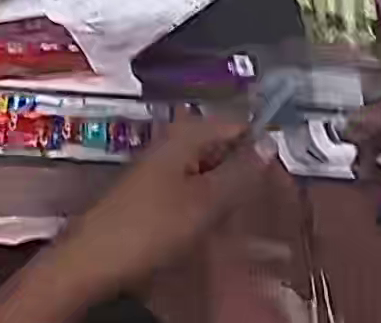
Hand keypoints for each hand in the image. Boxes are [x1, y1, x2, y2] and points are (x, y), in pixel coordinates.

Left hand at [0, 116, 273, 322]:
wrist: (97, 255)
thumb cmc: (150, 224)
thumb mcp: (205, 202)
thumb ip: (239, 171)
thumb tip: (269, 144)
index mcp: (187, 132)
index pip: (237, 125)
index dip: (263, 149)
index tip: (283, 179)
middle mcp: (175, 139)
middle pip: (224, 145)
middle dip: (246, 172)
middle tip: (264, 205)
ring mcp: (164, 161)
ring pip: (211, 168)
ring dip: (228, 190)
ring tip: (236, 218)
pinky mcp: (157, 185)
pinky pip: (195, 184)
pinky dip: (209, 201)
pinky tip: (211, 225)